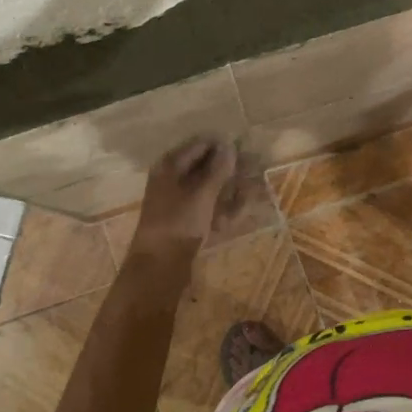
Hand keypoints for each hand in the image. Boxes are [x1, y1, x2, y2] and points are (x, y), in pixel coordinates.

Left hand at [130, 136, 241, 264]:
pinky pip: (206, 208)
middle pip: (205, 167)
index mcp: (170, 166)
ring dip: (228, 191)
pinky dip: (221, 209)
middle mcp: (172, 179)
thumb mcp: (201, 194)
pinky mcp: (184, 221)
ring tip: (249, 194)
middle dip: (229, 171)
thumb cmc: (179, 224)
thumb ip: (217, 170)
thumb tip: (229, 144)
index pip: (199, 145)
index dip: (222, 147)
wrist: (159, 267)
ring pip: (208, 188)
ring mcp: (177, 201)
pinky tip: (236, 213)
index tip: (246, 151)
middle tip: (253, 173)